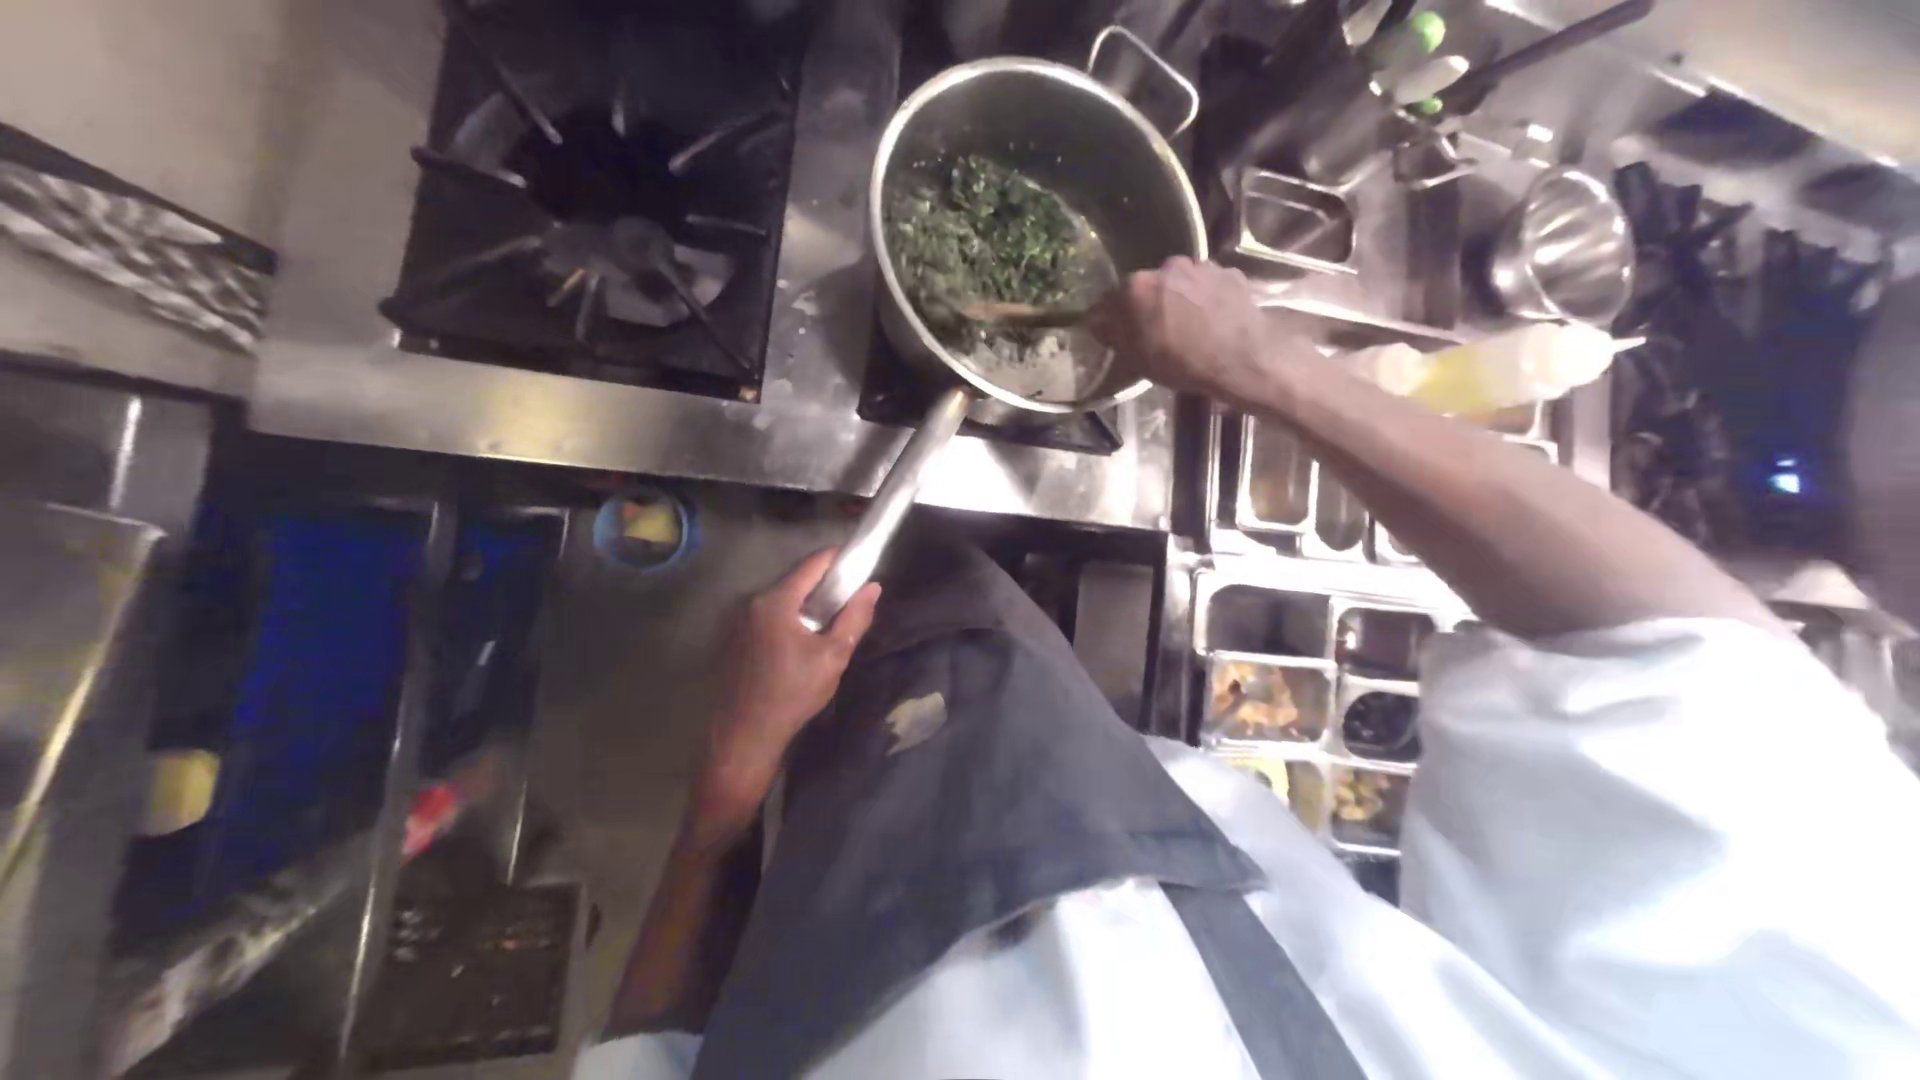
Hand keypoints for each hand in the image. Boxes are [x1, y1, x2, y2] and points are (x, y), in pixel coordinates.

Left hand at [690, 549, 880, 843]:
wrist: (746, 733)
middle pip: (795, 581)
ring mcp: (739, 620)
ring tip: (828, 620)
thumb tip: (873, 588)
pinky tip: (801, 641)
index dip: (837, 558)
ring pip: (781, 599)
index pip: (812, 564)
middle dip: (823, 584)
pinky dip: (788, 618)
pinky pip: (767, 615)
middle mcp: (753, 602)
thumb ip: (854, 618)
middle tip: (848, 597)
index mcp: (776, 602)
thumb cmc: (793, 693)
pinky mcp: (734, 637)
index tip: (858, 561)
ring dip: (804, 603)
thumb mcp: (833, 656)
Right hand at [1089, 256, 1316, 405]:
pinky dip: (1204, 299)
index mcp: (1136, 287)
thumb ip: (1112, 333)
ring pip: (1179, 283)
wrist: (1242, 358)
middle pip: (1147, 286)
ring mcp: (1200, 266)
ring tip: (1188, 326)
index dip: (1112, 318)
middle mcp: (1166, 266)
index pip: (1111, 299)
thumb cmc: (1181, 362)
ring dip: (1178, 299)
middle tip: (1156, 332)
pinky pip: (1206, 285)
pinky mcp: (1228, 273)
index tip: (1117, 334)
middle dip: (1148, 305)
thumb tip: (1096, 319)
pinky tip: (1211, 320)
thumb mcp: (1136, 358)